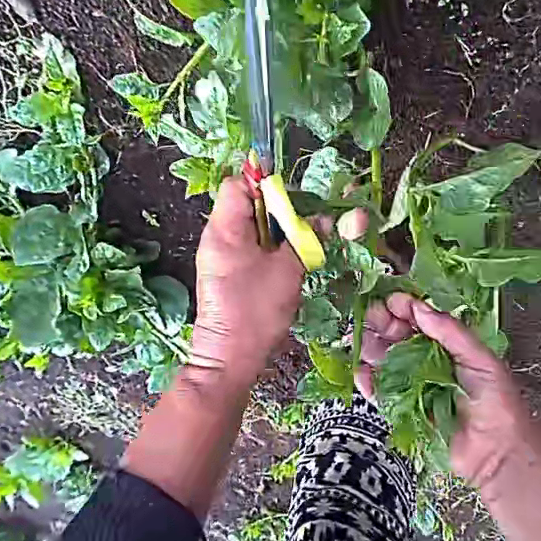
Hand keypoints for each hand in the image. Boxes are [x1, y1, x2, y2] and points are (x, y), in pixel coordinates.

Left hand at [188, 176, 306, 383]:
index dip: (266, 183)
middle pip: (247, 203)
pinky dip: (271, 246)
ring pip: (252, 226)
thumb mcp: (289, 270)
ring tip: (301, 242)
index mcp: (224, 229)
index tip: (294, 199)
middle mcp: (217, 236)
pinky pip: (251, 245)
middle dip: (279, 208)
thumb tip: (323, 219)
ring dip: (278, 229)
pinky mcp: (228, 271)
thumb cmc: (256, 310)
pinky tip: (290, 260)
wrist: (231, 356)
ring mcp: (220, 255)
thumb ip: (305, 239)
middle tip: (305, 223)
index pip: (238, 184)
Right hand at [357, 292, 535, 484]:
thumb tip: (420, 308)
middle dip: (385, 324)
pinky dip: (368, 382)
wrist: (497, 450)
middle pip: (401, 338)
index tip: (392, 301)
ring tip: (361, 338)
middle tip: (371, 315)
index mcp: (451, 346)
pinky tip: (360, 371)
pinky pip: (382, 393)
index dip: (407, 309)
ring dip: (372, 348)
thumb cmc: (496, 401)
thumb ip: (450, 332)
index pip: (423, 321)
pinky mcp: (405, 411)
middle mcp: (431, 363)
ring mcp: (416, 387)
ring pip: (387, 362)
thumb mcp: (480, 358)